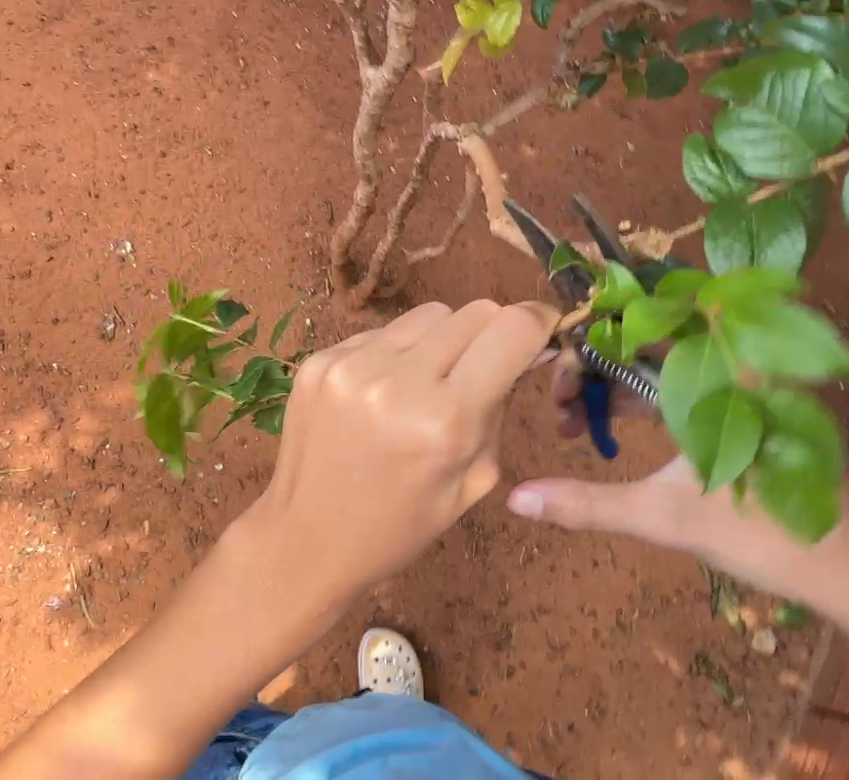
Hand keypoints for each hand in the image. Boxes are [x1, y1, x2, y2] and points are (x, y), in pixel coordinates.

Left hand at [233, 299, 556, 608]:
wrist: (305, 538)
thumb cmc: (401, 525)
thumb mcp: (474, 480)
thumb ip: (499, 408)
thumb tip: (522, 350)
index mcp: (446, 420)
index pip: (512, 329)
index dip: (538, 322)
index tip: (543, 328)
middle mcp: (398, 380)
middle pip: (474, 311)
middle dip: (492, 332)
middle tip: (484, 365)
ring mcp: (352, 364)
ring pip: (428, 314)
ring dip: (443, 339)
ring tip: (426, 382)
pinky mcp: (320, 359)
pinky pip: (382, 332)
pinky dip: (396, 353)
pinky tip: (382, 393)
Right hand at [507, 352, 848, 609]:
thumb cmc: (765, 536)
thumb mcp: (665, 516)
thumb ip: (588, 503)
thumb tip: (517, 499)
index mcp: (718, 369)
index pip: (640, 325)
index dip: (589, 343)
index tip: (556, 381)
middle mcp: (733, 365)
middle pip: (647, 344)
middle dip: (594, 370)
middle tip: (559, 411)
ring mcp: (744, 390)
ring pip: (664, 369)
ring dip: (615, 390)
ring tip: (575, 423)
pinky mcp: (748, 415)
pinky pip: (683, 389)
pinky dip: (644, 405)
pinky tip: (616, 430)